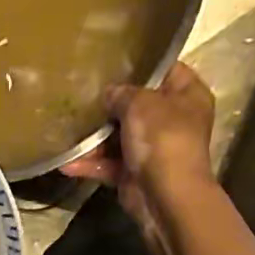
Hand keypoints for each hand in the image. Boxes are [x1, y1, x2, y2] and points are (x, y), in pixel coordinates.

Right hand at [62, 62, 216, 248]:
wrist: (166, 196)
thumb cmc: (162, 137)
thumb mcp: (140, 102)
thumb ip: (121, 93)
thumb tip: (109, 93)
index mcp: (187, 95)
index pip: (165, 70)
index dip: (142, 64)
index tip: (114, 58)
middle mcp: (173, 121)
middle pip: (137, 106)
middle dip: (110, 104)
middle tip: (82, 91)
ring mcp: (153, 150)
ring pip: (119, 138)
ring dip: (94, 138)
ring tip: (67, 127)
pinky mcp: (135, 175)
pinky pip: (109, 165)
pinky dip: (91, 164)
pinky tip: (66, 163)